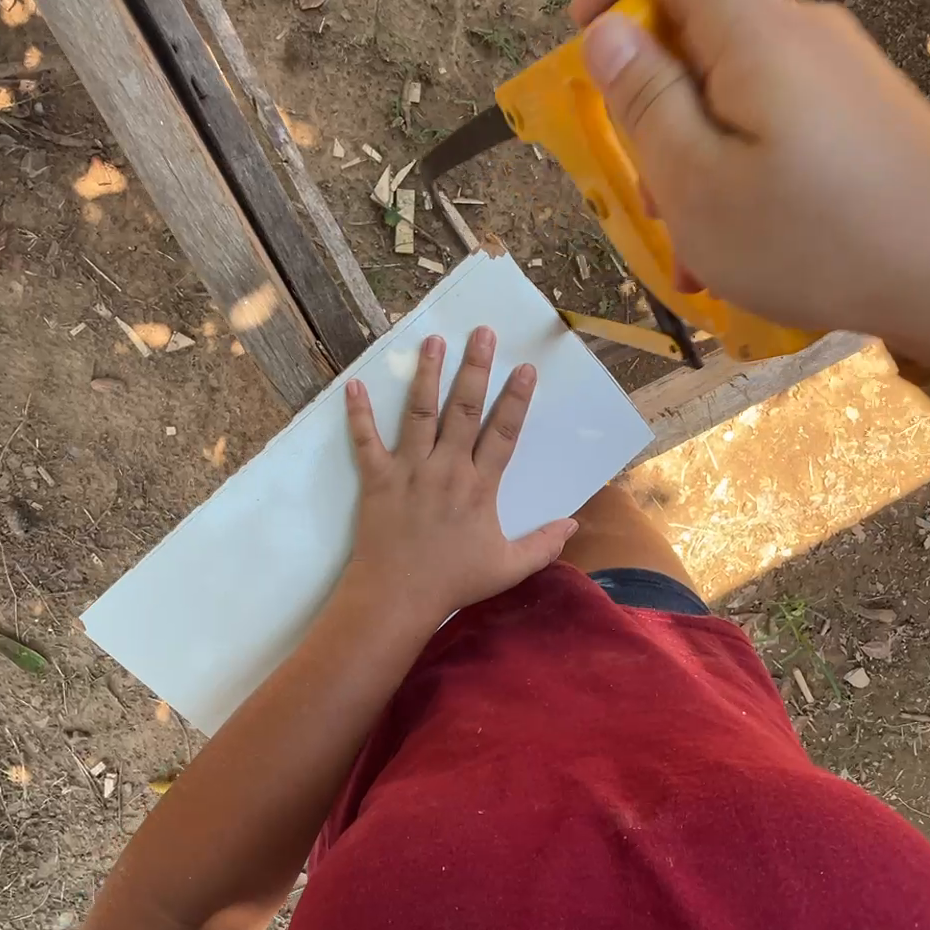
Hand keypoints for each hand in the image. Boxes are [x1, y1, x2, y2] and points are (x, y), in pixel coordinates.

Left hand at [340, 326, 578, 624]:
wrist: (397, 597)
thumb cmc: (453, 582)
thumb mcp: (507, 568)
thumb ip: (543, 545)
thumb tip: (575, 524)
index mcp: (480, 487)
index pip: (503, 433)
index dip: (516, 399)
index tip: (524, 367)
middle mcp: (446, 468)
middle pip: (464, 409)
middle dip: (475, 368)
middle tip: (482, 332)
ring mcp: (409, 470)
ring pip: (419, 413)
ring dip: (426, 374)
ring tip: (432, 340)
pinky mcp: (377, 479)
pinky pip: (366, 441)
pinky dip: (359, 414)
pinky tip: (354, 384)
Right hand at [569, 0, 929, 374]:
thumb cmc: (811, 235)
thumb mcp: (697, 182)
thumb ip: (645, 103)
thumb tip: (607, 34)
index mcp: (752, 33)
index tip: (587, 44)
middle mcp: (797, 35)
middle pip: (698, 36)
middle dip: (651, 111)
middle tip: (647, 199)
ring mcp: (832, 77)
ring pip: (729, 99)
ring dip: (692, 166)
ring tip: (694, 252)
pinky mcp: (853, 117)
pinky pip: (769, 131)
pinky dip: (734, 180)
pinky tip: (735, 250)